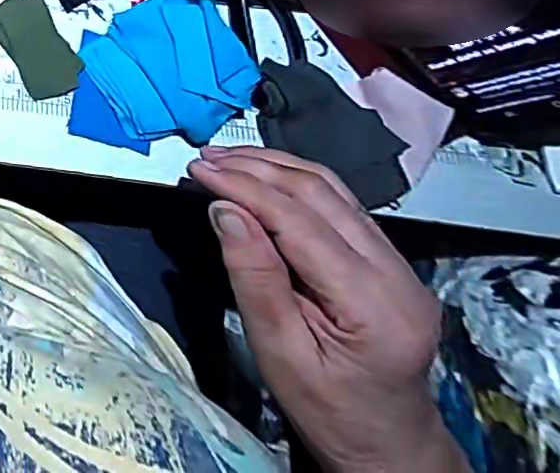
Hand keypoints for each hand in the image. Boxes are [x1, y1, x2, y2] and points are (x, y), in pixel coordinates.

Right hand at [189, 147, 465, 472]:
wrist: (383, 436)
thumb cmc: (324, 401)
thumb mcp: (276, 344)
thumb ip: (252, 274)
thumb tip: (223, 210)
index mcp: (374, 305)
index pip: (299, 222)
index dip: (243, 188)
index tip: (196, 171)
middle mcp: (398, 276)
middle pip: (322, 196)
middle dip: (255, 168)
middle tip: (201, 161)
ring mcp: (398, 267)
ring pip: (334, 191)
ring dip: (273, 166)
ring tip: (222, 158)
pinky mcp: (385, 261)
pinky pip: (339, 203)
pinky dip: (291, 180)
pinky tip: (257, 175)